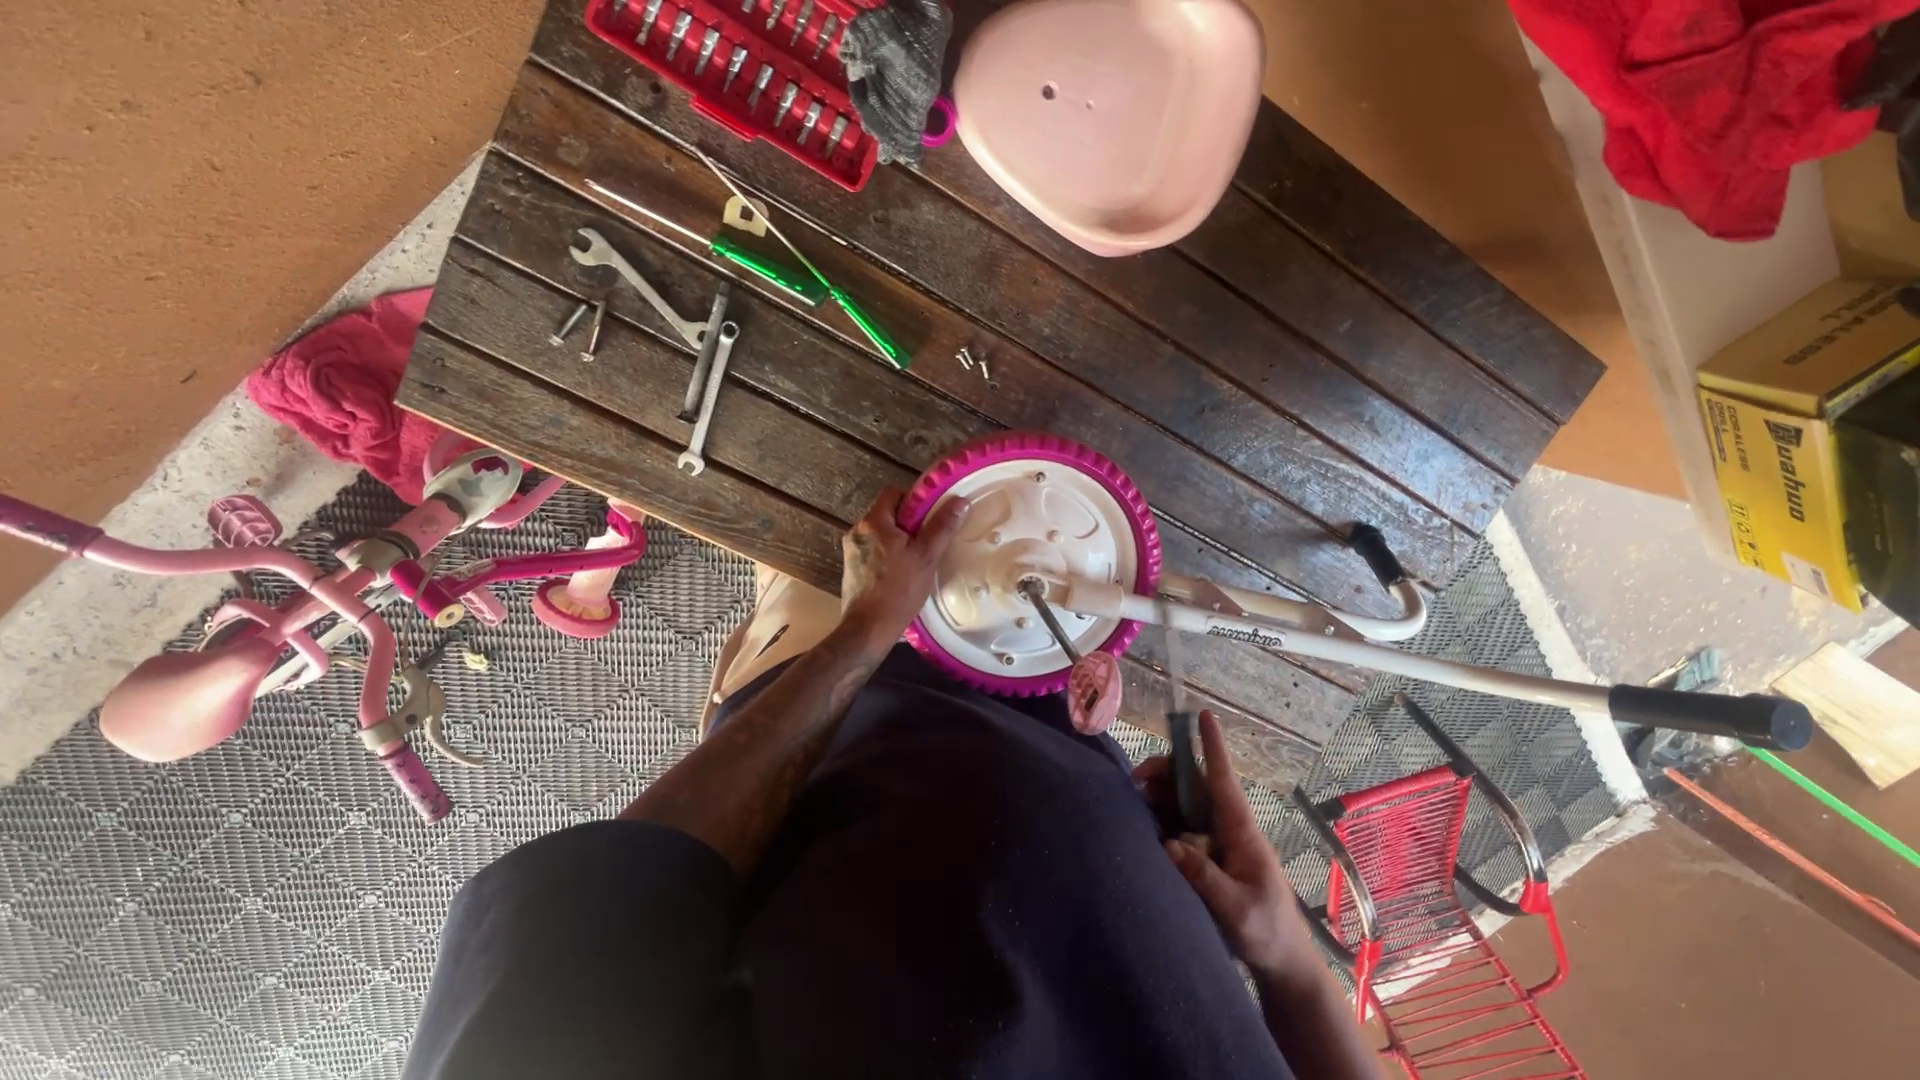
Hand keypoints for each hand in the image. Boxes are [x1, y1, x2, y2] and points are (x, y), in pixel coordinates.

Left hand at [838, 488, 969, 652]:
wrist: (868, 629)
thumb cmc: (898, 590)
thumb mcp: (926, 557)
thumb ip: (942, 527)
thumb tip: (960, 501)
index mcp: (873, 522)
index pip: (893, 493)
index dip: (914, 500)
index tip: (931, 516)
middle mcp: (857, 531)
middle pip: (887, 514)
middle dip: (908, 523)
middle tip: (929, 539)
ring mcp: (852, 551)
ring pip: (880, 534)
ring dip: (898, 541)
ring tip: (918, 558)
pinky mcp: (851, 569)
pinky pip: (873, 552)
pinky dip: (887, 556)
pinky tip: (902, 573)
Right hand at [1134, 711, 1320, 984]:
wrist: (1282, 962)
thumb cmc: (1267, 932)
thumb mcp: (1237, 909)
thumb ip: (1205, 877)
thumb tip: (1170, 844)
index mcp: (1242, 832)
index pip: (1224, 780)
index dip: (1212, 747)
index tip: (1204, 716)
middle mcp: (1228, 828)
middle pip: (1196, 786)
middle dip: (1167, 772)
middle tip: (1135, 779)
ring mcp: (1218, 843)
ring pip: (1185, 803)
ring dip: (1160, 793)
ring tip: (1133, 796)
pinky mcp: (1208, 858)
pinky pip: (1181, 826)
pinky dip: (1161, 817)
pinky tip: (1143, 822)